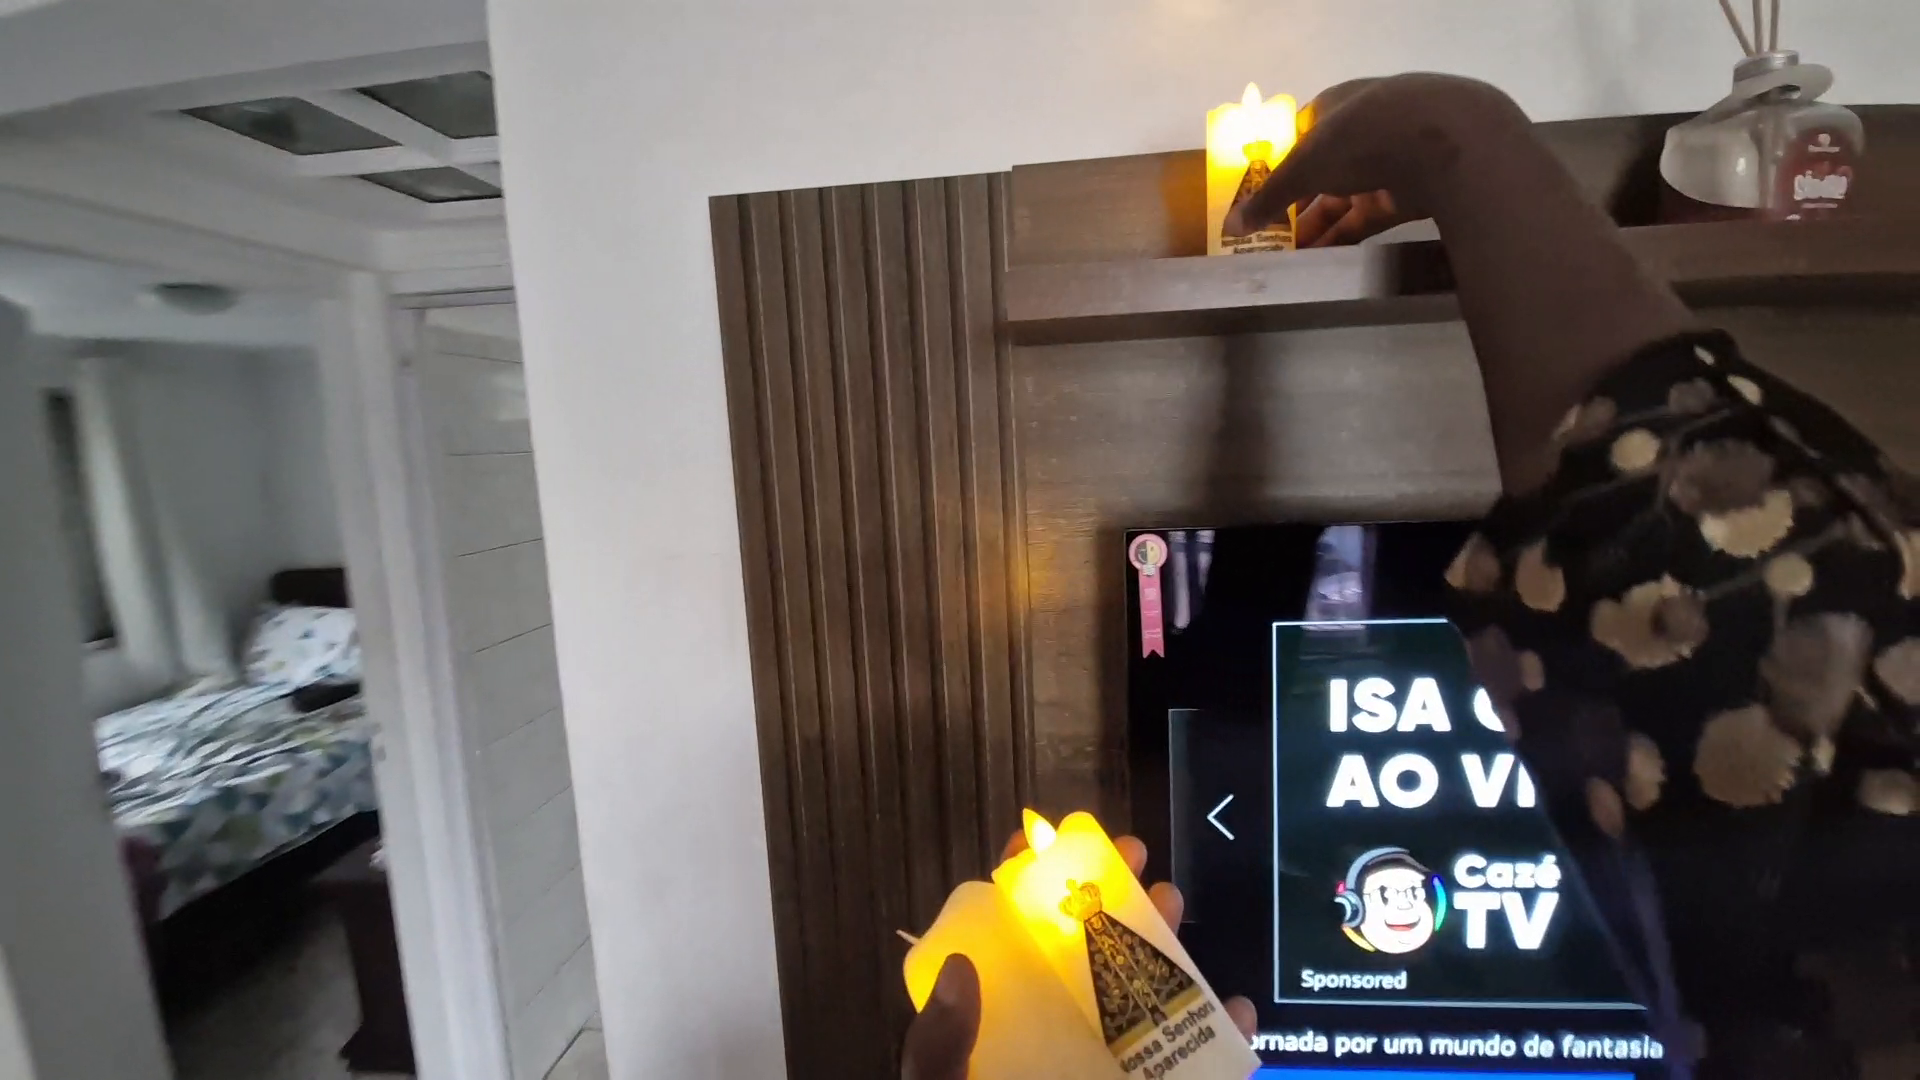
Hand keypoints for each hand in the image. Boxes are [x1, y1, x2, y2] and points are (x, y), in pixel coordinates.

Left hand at [901, 831, 1258, 1079]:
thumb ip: (940, 1051)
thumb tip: (961, 969)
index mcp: (997, 1019)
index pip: (1003, 934)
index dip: (1018, 881)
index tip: (1040, 838)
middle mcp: (1049, 1030)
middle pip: (1076, 946)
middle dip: (1104, 894)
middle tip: (1133, 857)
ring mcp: (1101, 1062)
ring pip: (1133, 989)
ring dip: (1158, 941)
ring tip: (1173, 902)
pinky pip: (1185, 1061)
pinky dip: (1216, 1037)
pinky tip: (1237, 1009)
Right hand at [1224, 73, 1528, 245]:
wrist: (1445, 143)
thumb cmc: (1362, 137)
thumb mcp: (1303, 168)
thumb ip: (1267, 200)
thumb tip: (1229, 228)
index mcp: (1336, 106)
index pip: (1299, 134)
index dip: (1277, 165)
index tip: (1257, 196)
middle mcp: (1362, 128)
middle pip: (1319, 172)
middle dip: (1293, 206)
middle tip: (1267, 237)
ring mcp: (1388, 159)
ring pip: (1342, 198)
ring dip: (1315, 228)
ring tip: (1288, 259)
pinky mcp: (1407, 190)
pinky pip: (1366, 219)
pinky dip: (1343, 238)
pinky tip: (1320, 261)